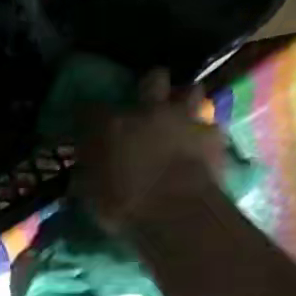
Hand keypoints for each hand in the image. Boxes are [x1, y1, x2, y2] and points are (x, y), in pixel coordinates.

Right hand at [73, 69, 225, 224]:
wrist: (178, 216)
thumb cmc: (124, 208)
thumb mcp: (91, 195)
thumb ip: (88, 173)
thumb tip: (82, 169)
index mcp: (111, 127)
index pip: (89, 109)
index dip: (87, 116)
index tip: (85, 126)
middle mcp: (149, 111)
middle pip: (152, 79)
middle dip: (148, 88)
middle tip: (144, 107)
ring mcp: (186, 118)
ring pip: (190, 90)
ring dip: (182, 102)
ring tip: (176, 118)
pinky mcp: (213, 134)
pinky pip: (209, 124)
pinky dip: (202, 133)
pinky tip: (198, 145)